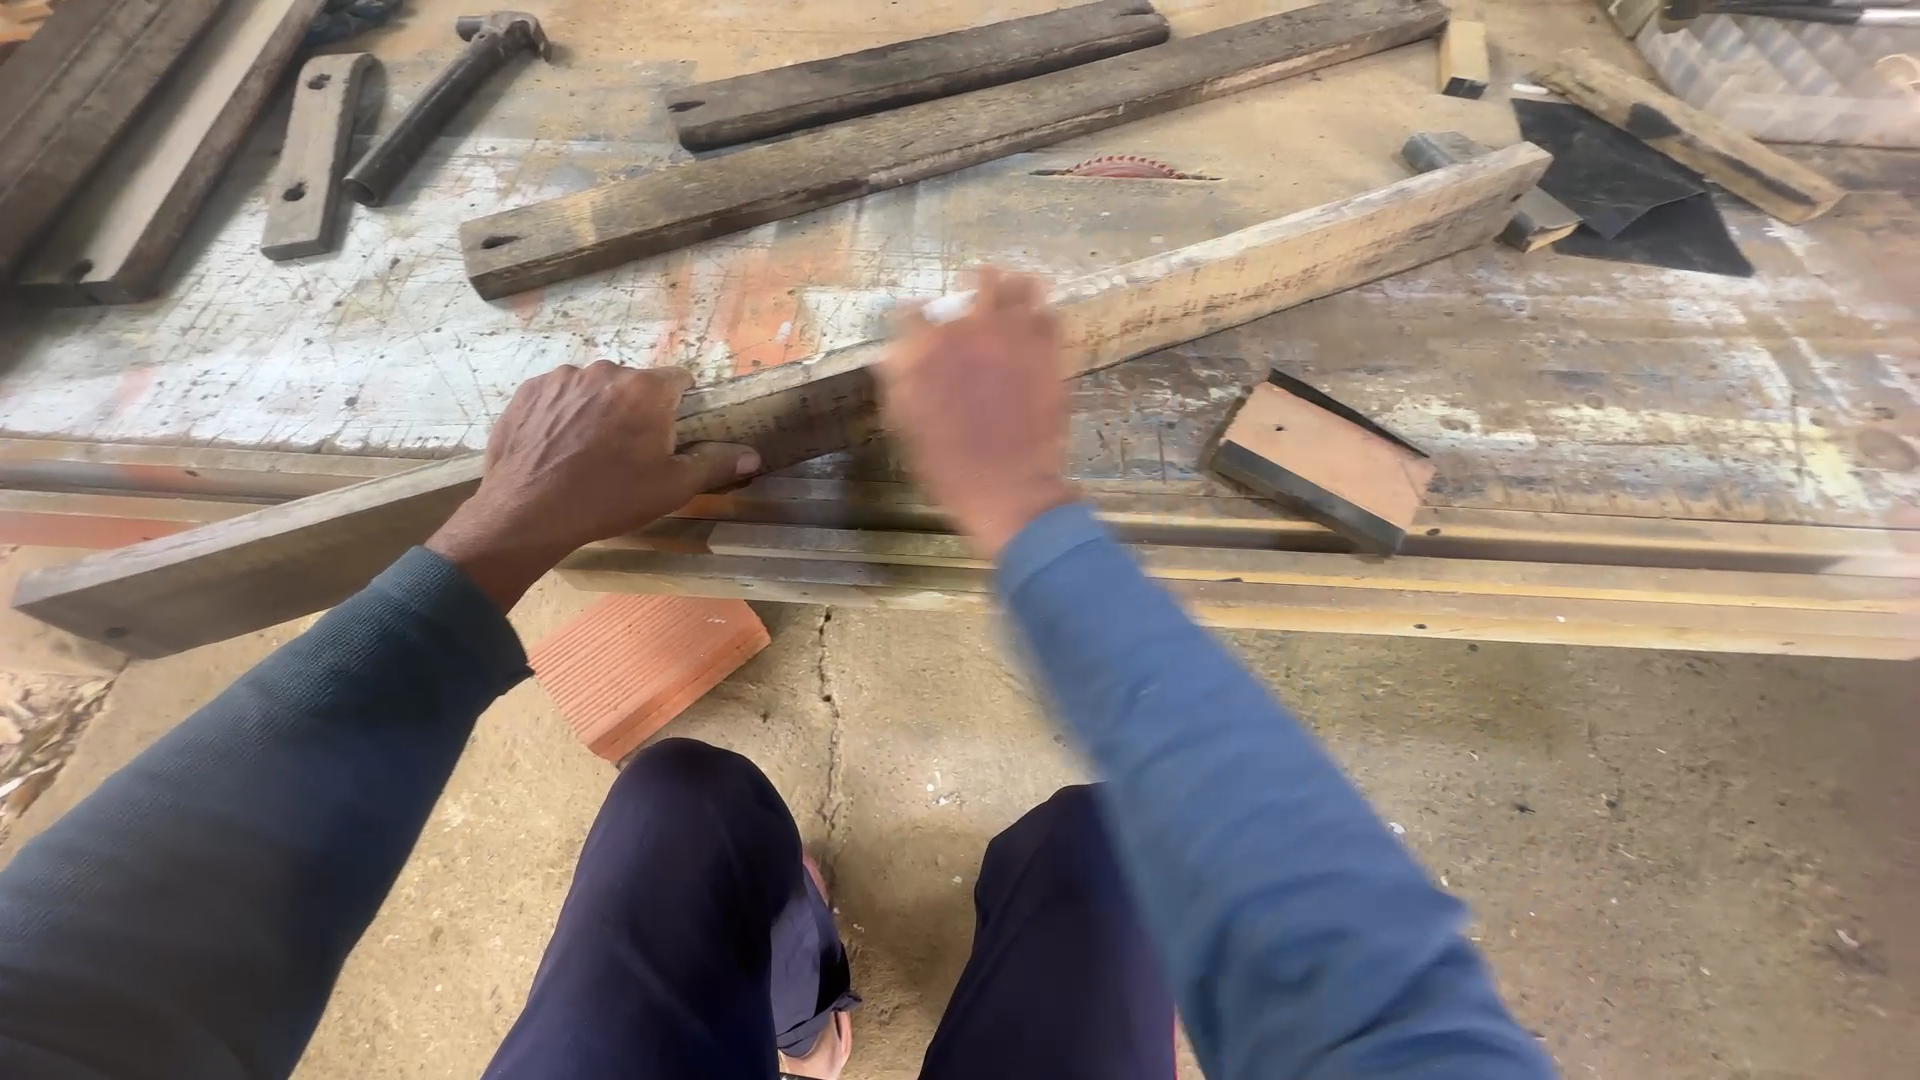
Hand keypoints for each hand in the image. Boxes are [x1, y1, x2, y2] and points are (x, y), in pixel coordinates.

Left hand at [427, 361, 759, 609]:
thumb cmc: (611, 498)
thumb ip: (716, 463)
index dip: (682, 404)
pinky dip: (564, 415)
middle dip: (638, 409)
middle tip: (631, 452)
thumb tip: (753, 456)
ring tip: (591, 452)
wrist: (528, 513)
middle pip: (635, 384)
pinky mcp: (527, 392)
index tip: (673, 433)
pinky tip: (560, 449)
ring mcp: (560, 378)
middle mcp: (605, 371)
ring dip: (600, 410)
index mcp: (646, 389)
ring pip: (595, 388)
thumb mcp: (673, 487)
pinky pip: (558, 396)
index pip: (680, 378)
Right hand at [877, 268, 1073, 557]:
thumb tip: (892, 356)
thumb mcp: (907, 430)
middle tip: (974, 292)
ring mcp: (1016, 338)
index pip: (914, 310)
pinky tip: (1038, 319)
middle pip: (977, 281)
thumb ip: (899, 384)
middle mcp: (973, 331)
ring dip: (1013, 286)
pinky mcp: (1050, 353)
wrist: (1008, 489)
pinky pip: (1050, 314)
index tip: (917, 318)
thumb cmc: (949, 468)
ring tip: (1012, 289)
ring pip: (1020, 286)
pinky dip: (1042, 312)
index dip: (914, 313)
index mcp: (930, 349)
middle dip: (973, 284)